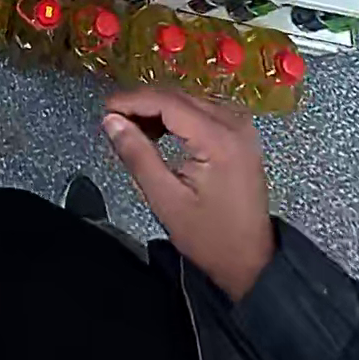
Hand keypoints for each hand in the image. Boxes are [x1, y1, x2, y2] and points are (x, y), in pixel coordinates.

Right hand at [103, 88, 274, 301]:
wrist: (252, 262)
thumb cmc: (209, 238)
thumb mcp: (166, 201)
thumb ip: (137, 155)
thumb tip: (111, 120)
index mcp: (218, 138)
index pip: (169, 102)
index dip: (134, 100)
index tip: (106, 108)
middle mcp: (232, 122)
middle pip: (179, 97)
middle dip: (143, 103)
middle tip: (113, 119)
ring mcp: (239, 125)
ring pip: (188, 100)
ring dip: (157, 108)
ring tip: (131, 127)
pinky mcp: (238, 132)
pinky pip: (200, 111)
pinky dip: (175, 116)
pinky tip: (158, 131)